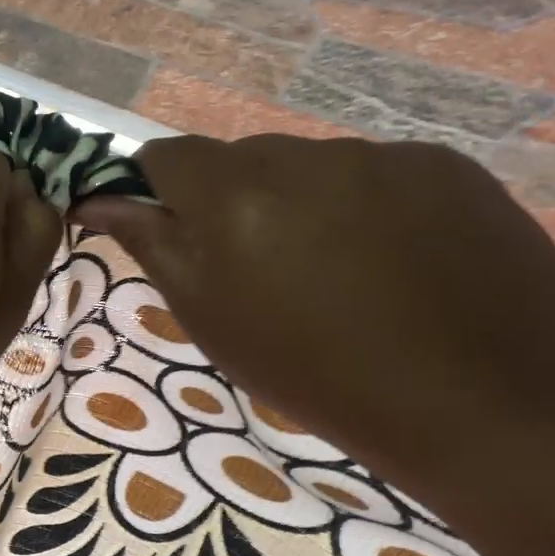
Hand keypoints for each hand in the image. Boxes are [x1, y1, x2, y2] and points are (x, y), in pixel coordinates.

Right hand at [73, 135, 554, 493]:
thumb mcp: (201, 310)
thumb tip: (92, 201)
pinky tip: (385, 250)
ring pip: (309, 162)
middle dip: (231, 194)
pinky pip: (378, 168)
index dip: (158, 186)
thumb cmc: (300, 365)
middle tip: (251, 258)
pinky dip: (366, 199)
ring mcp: (383, 158)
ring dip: (298, 196)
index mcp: (231, 197)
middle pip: (240, 157)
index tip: (171, 226)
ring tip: (326, 259)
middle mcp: (303, 160)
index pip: (168, 154)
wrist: (462, 401)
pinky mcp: (449, 168)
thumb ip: (147, 241)